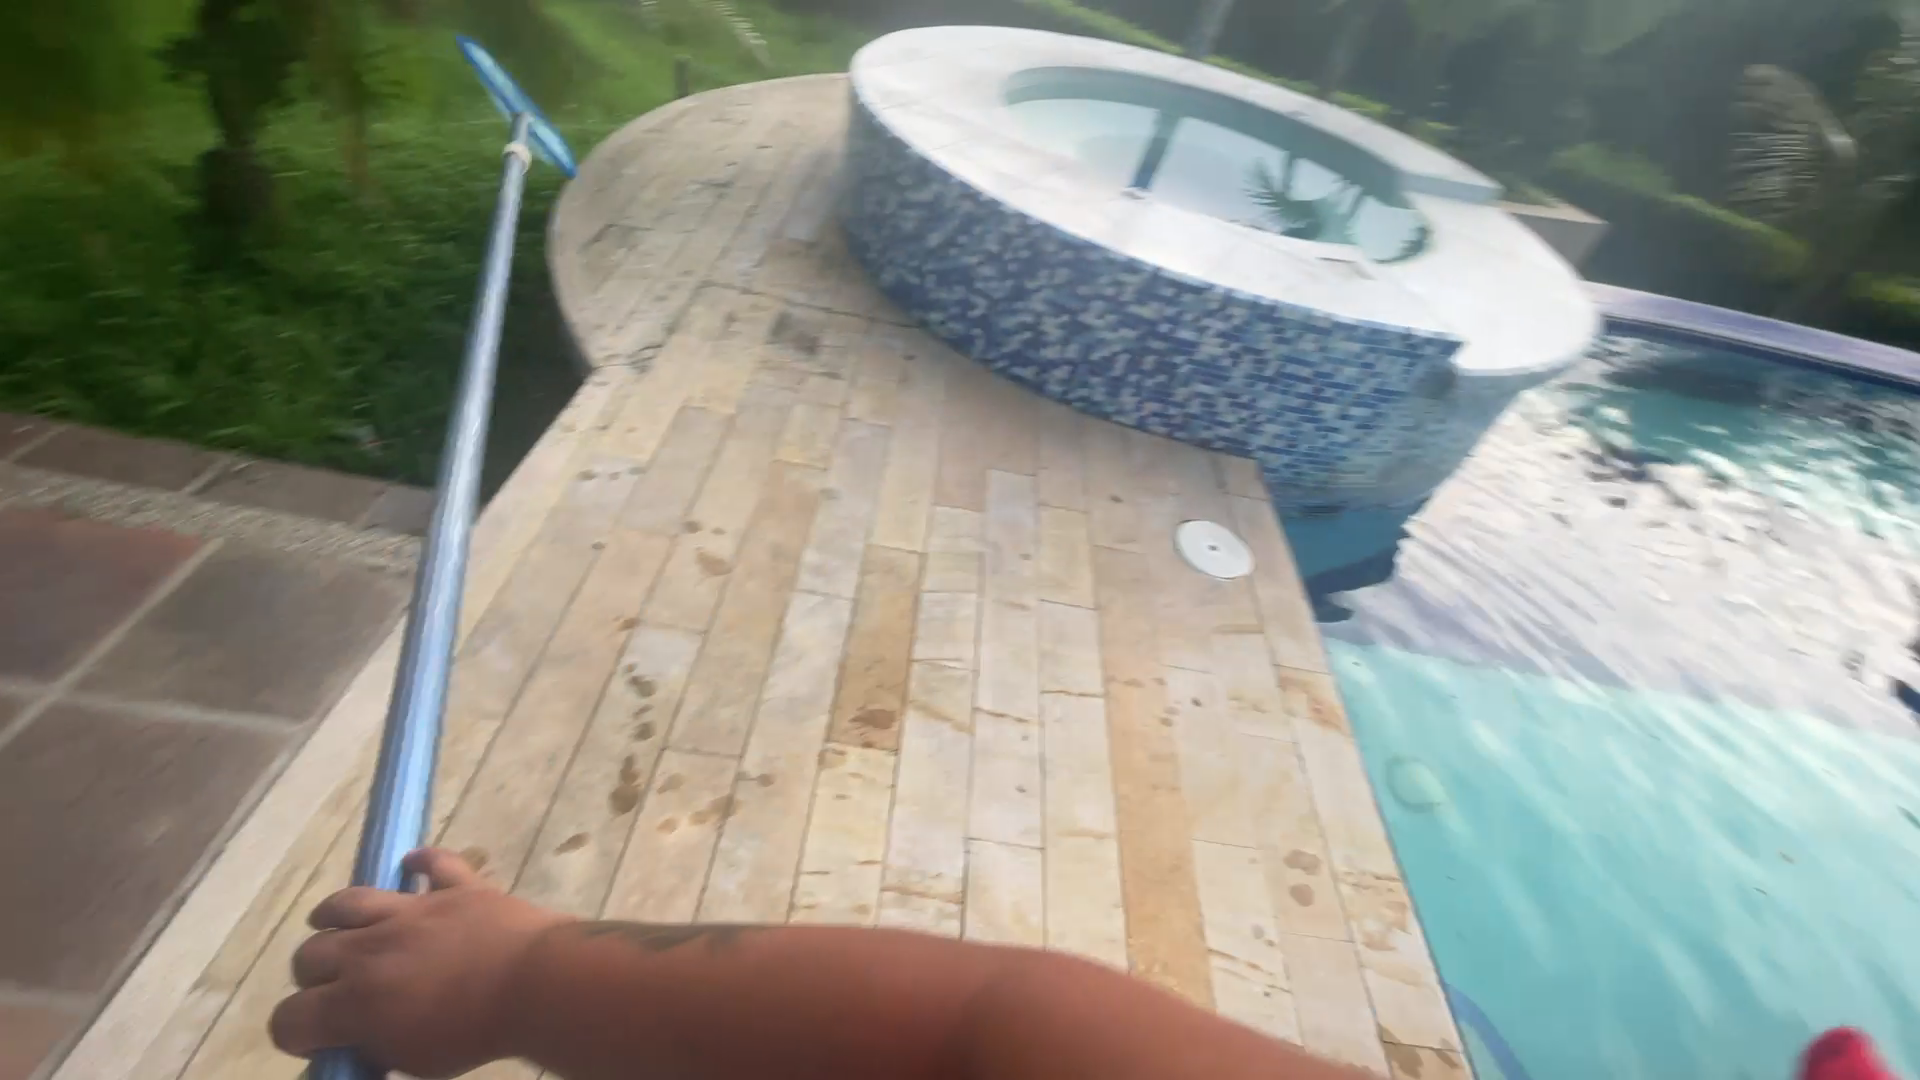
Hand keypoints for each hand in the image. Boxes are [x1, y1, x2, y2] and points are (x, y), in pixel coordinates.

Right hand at [269, 848, 572, 1077]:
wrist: (535, 983)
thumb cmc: (475, 1031)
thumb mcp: (411, 1060)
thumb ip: (374, 1046)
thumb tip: (358, 1041)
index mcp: (353, 1002)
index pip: (288, 1018)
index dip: (297, 1031)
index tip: (319, 1036)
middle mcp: (372, 949)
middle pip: (311, 954)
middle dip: (316, 974)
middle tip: (339, 982)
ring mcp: (416, 910)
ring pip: (350, 900)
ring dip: (337, 914)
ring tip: (341, 922)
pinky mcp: (459, 886)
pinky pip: (436, 862)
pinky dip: (424, 861)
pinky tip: (415, 865)